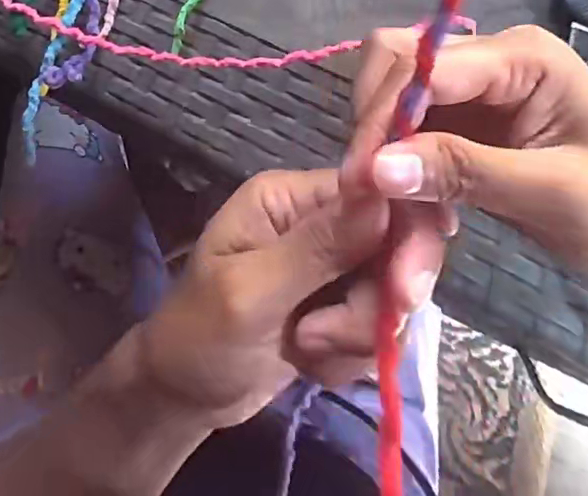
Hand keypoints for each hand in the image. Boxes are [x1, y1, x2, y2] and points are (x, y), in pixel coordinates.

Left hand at [133, 169, 417, 429]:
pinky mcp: (340, 305)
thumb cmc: (200, 333)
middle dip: (374, 304)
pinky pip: (380, 327)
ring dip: (357, 336)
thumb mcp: (250, 291)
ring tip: (304, 349)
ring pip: (392, 293)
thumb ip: (316, 247)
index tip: (401, 294)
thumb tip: (381, 193)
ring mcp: (332, 264)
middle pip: (394, 245)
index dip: (403, 238)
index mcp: (290, 196)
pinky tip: (311, 365)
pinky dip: (353, 355)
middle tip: (326, 338)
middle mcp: (316, 220)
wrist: (184, 395)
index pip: (374, 193)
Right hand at [341, 25, 587, 289]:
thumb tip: (376, 167)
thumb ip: (465, 172)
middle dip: (376, 130)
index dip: (384, 116)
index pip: (423, 65)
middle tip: (370, 195)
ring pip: (394, 107)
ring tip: (402, 228)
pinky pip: (410, 141)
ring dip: (387, 164)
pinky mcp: (464, 126)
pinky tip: (423, 222)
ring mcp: (473, 92)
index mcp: (520, 56)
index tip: (362, 180)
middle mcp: (488, 61)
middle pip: (395, 69)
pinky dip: (404, 181)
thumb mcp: (558, 194)